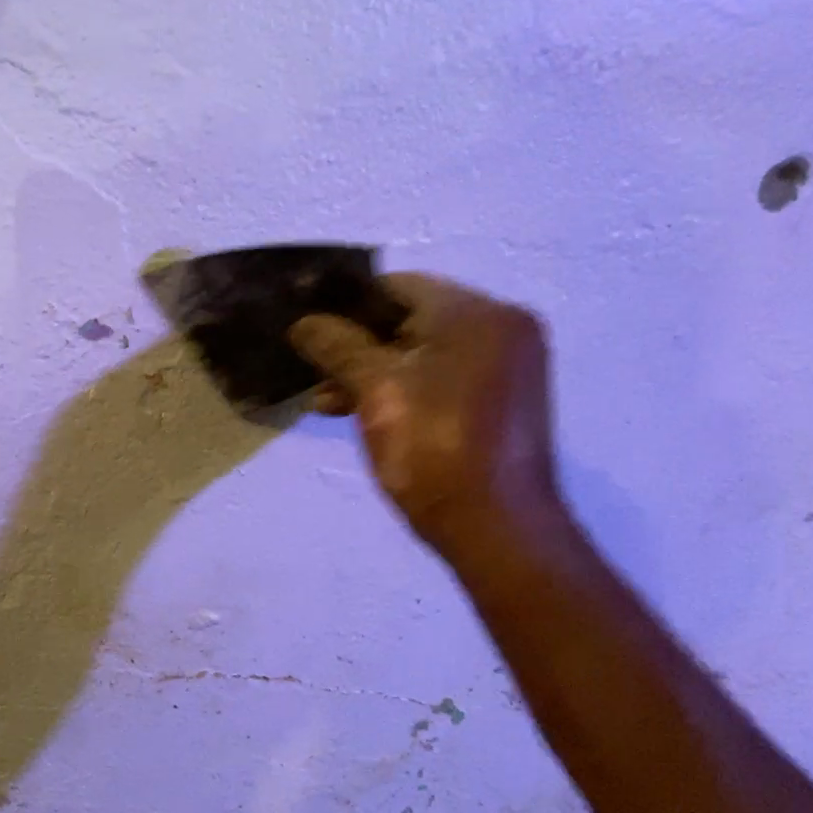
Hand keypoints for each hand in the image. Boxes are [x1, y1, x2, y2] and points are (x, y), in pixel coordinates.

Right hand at [289, 273, 559, 544]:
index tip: (308, 336)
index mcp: (477, 314)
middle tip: (316, 376)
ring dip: (374, 370)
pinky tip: (366, 413)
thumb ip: (336, 346)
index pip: (397, 286)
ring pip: (423, 349)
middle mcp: (502, 326)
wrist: (496, 526)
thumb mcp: (373, 390)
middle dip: (357, 344)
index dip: (345, 307)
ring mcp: (509, 363)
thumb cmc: (432, 448)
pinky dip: (404, 386)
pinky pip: (443, 373)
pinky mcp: (504, 396)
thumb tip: (303, 322)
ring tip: (331, 403)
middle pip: (410, 317)